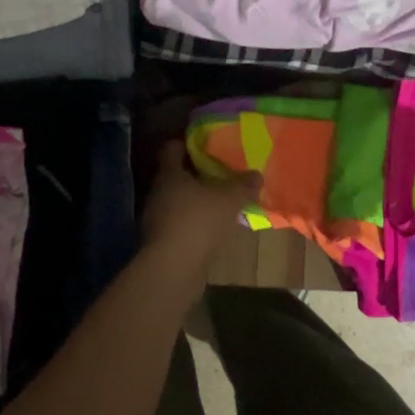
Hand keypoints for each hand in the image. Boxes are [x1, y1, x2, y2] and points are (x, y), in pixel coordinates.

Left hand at [142, 142, 261, 269]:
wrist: (174, 269)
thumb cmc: (198, 221)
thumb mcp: (229, 199)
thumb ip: (243, 185)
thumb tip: (257, 174)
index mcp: (169, 174)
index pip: (171, 149)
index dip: (186, 145)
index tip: (204, 146)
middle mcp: (158, 193)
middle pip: (175, 177)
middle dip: (195, 176)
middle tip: (218, 176)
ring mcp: (157, 219)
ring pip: (177, 203)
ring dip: (194, 203)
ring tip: (218, 205)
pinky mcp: (161, 243)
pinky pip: (179, 226)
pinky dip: (193, 226)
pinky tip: (211, 231)